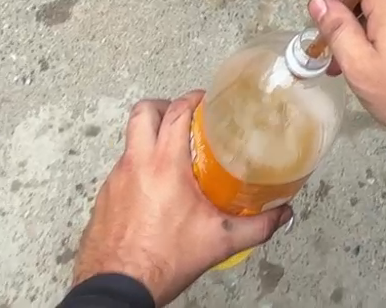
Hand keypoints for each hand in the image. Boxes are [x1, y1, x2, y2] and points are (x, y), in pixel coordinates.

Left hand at [72, 92, 289, 302]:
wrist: (115, 293)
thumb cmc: (161, 262)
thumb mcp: (218, 242)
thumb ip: (256, 225)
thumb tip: (282, 214)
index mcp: (165, 164)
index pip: (176, 110)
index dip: (192, 98)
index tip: (205, 100)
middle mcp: (136, 164)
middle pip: (143, 112)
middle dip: (163, 107)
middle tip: (182, 118)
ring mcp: (114, 181)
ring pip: (130, 141)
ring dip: (149, 138)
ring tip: (171, 155)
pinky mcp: (102, 200)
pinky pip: (120, 170)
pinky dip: (137, 168)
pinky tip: (153, 190)